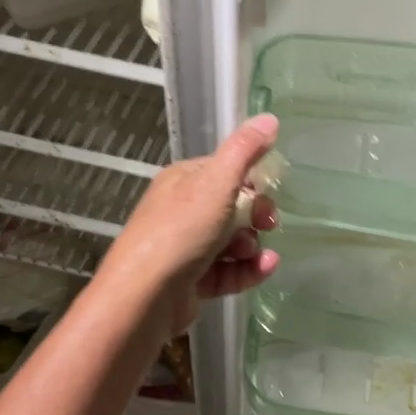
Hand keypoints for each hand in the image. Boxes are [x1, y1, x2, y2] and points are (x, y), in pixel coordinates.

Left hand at [105, 114, 281, 334]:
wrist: (145, 296)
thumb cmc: (181, 230)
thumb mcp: (217, 181)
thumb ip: (245, 150)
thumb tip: (269, 118)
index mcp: (183, 181)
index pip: (225, 171)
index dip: (251, 180)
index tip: (270, 192)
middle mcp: (181, 211)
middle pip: (232, 207)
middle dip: (255, 215)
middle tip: (267, 224)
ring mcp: (185, 248)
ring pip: (232, 241)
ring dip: (253, 246)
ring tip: (257, 253)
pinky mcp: (191, 281)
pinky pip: (228, 270)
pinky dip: (248, 270)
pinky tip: (264, 269)